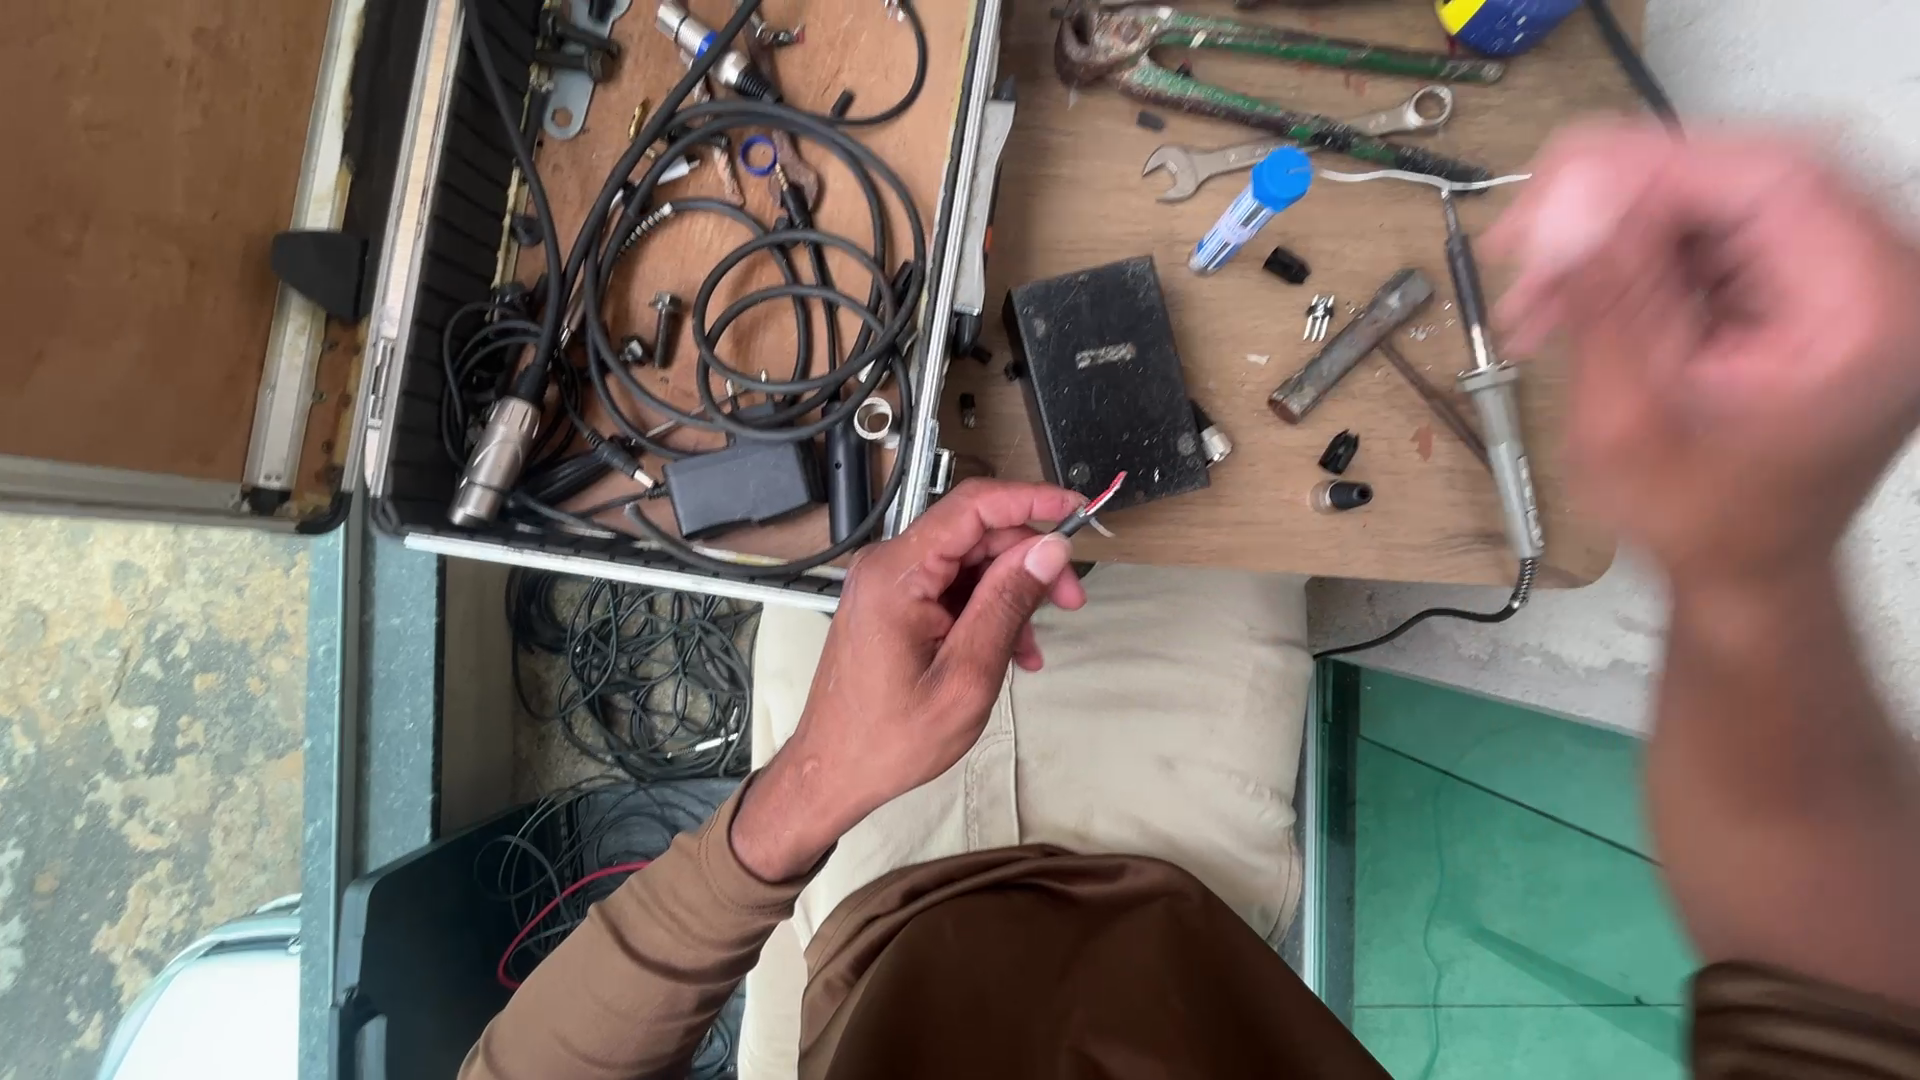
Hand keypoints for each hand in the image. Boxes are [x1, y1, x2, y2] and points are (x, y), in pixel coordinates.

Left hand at [730, 480, 1088, 880]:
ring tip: (1032, 646)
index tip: (1075, 507)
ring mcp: (888, 582)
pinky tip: (1008, 650)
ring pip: (969, 563)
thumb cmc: (890, 738)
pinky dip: (985, 611)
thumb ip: (1008, 604)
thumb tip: (1049, 549)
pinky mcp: (893, 602)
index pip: (972, 506)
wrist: (833, 771)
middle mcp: (887, 565)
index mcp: (897, 573)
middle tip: (1069, 599)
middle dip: (1029, 561)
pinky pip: (952, 588)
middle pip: (976, 535)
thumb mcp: (966, 675)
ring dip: (1011, 594)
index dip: (1030, 499)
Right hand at [1485, 122, 1919, 585]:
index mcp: (1865, 310)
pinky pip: (1705, 246)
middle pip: (1746, 179)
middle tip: (1524, 236)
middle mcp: (1873, 278)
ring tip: (1531, 296)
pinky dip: (1626, 264)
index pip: (1769, 181)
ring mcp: (1836, 281)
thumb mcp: (1629, 421)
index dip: (1649, 169)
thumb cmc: (1694, 517)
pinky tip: (1566, 301)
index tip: (1548, 189)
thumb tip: (1568, 213)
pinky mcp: (1794, 294)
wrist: (1740, 564)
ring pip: (1714, 208)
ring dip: (1608, 239)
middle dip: (1617, 200)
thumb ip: (1607, 308)